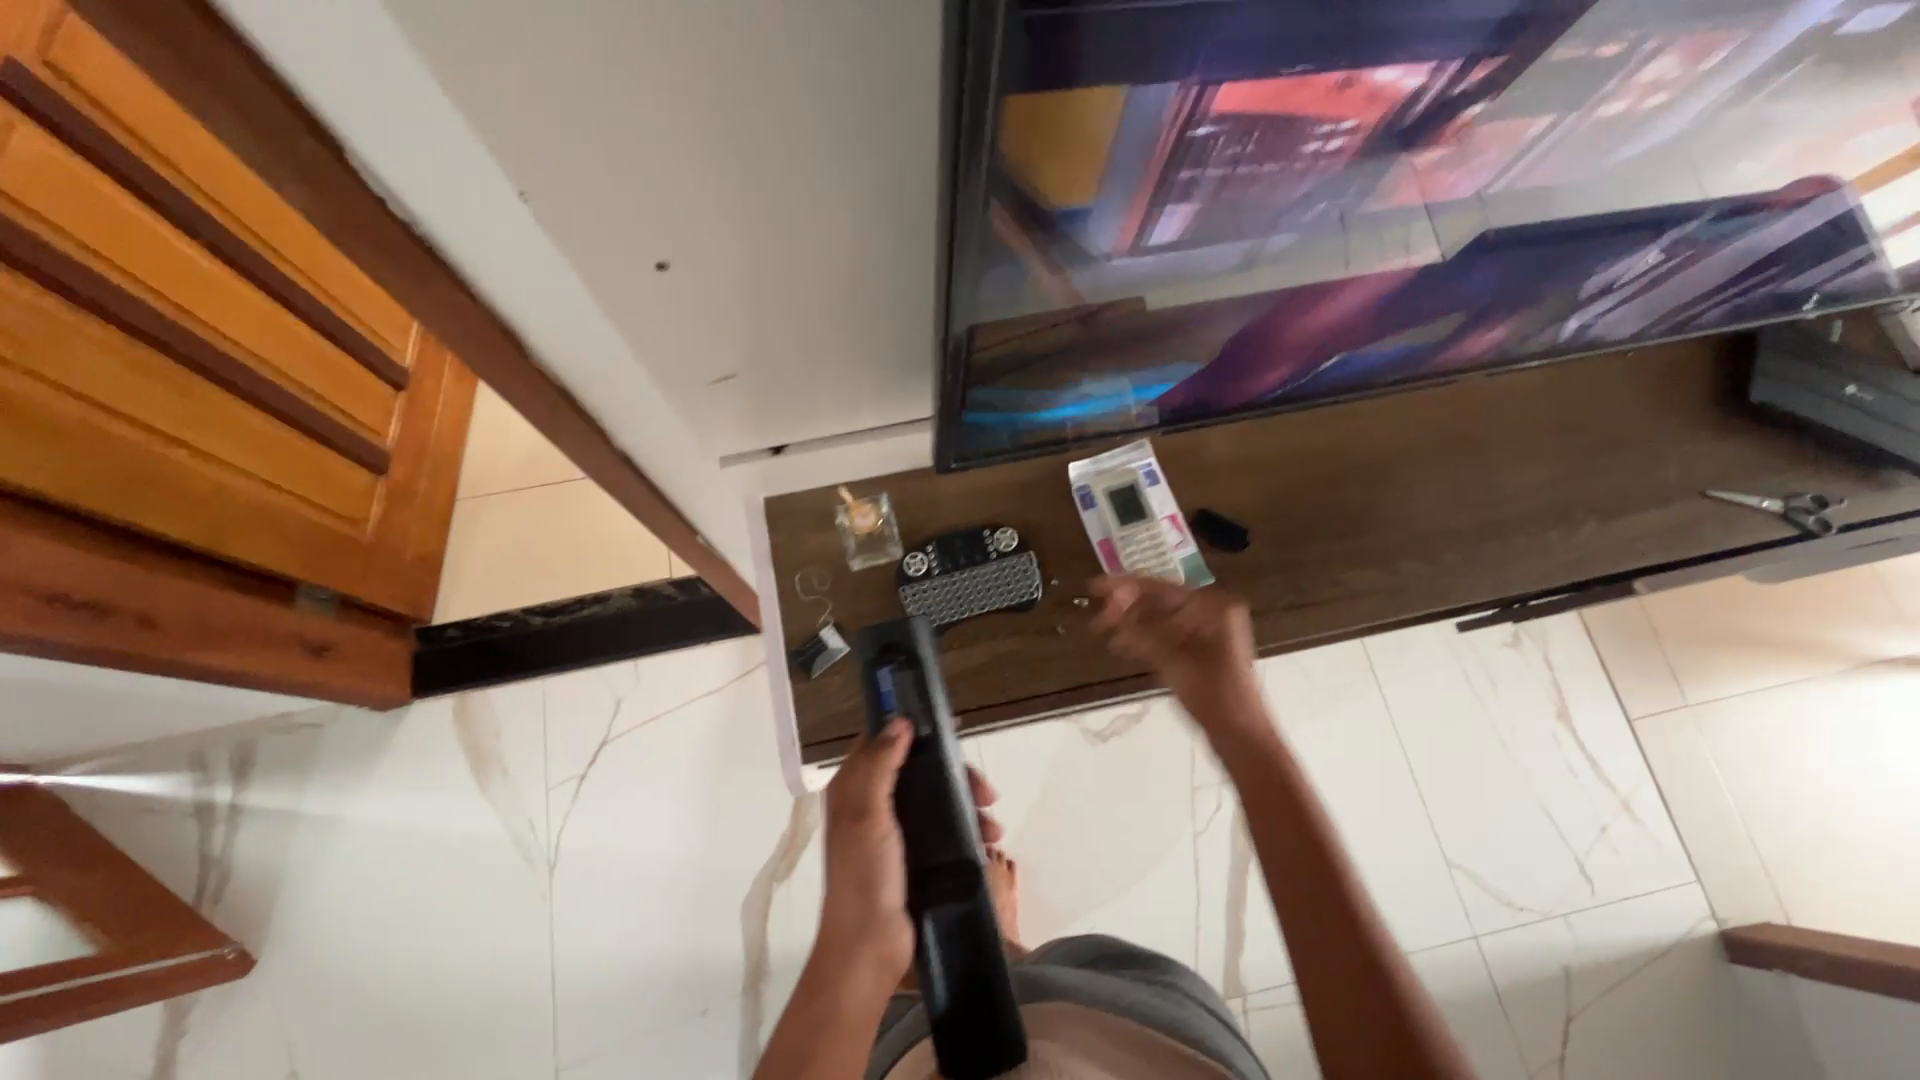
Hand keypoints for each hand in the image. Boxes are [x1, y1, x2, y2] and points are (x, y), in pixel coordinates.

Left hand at [816, 718, 1003, 985]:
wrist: (870, 947)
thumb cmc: (865, 875)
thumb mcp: (866, 813)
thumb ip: (880, 765)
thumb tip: (900, 721)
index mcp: (853, 789)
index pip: (881, 742)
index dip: (912, 730)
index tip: (950, 729)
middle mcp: (871, 805)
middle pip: (918, 771)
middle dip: (954, 775)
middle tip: (987, 791)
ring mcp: (893, 834)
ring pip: (935, 800)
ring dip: (968, 804)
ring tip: (994, 826)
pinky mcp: (914, 858)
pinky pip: (945, 830)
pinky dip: (966, 829)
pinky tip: (987, 843)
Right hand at [1090, 575, 1258, 721]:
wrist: (1240, 734)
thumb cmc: (1213, 695)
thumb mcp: (1173, 659)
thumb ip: (1141, 629)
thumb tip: (1112, 603)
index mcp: (1213, 606)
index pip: (1161, 588)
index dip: (1126, 587)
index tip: (1095, 587)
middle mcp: (1212, 612)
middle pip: (1159, 602)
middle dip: (1126, 608)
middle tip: (1097, 617)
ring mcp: (1207, 631)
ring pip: (1159, 619)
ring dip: (1131, 624)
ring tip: (1103, 631)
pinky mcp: (1200, 650)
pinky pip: (1165, 635)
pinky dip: (1144, 638)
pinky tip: (1121, 645)